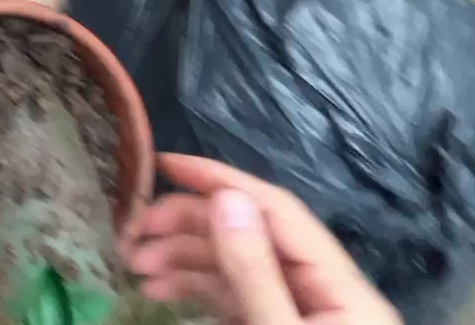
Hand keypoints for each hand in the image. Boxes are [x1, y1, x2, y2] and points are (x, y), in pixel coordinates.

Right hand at [122, 154, 400, 324]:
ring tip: (135, 267)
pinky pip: (232, 292)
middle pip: (247, 232)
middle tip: (132, 233)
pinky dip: (191, 284)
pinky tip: (157, 290)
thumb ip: (257, 274)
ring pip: (232, 261)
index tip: (161, 164)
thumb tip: (227, 197)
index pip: (276, 210)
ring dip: (179, 255)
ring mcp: (301, 314)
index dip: (219, 178)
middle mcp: (323, 293)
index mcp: (341, 291)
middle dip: (185, 225)